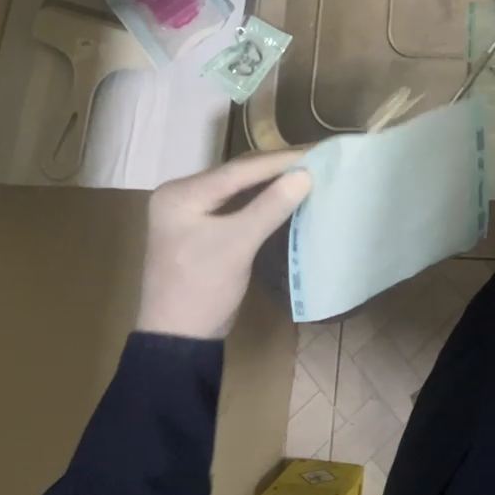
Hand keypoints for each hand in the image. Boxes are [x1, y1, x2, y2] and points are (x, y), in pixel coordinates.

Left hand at [136, 149, 312, 339]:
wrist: (178, 342)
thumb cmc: (202, 290)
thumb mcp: (238, 245)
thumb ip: (270, 206)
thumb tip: (306, 174)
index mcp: (179, 194)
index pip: (237, 170)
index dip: (278, 162)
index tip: (315, 153)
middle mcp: (180, 194)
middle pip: (237, 175)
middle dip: (276, 169)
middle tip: (315, 159)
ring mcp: (190, 211)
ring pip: (239, 188)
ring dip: (271, 183)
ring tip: (306, 171)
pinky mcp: (202, 226)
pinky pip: (236, 204)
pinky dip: (261, 199)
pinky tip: (285, 193)